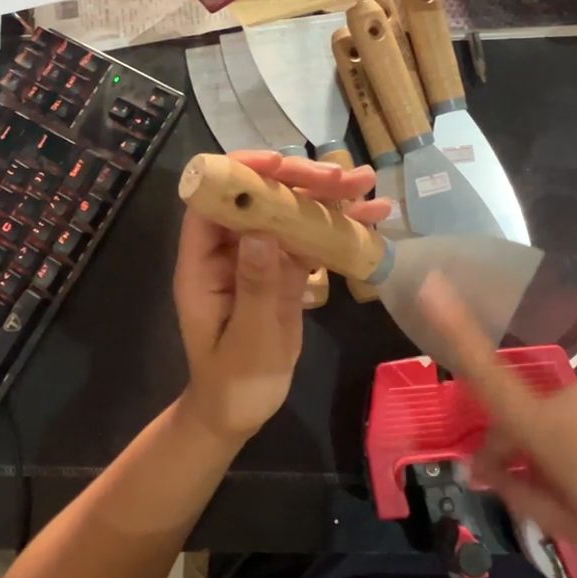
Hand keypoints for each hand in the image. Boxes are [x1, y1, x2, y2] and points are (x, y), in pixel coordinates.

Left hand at [174, 150, 390, 443]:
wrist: (240, 413)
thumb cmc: (233, 382)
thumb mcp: (247, 340)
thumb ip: (255, 286)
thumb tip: (261, 230)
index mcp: (202, 263)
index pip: (212, 201)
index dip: (241, 175)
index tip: (280, 164)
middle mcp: (229, 249)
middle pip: (259, 197)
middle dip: (299, 181)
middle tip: (342, 178)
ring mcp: (259, 256)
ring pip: (289, 211)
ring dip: (327, 195)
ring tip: (367, 183)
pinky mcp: (285, 268)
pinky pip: (310, 237)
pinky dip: (340, 225)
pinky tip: (374, 214)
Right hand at [418, 280, 576, 577]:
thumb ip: (526, 496)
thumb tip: (483, 468)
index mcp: (557, 432)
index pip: (491, 376)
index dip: (455, 329)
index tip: (430, 284)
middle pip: (526, 404)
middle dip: (516, 439)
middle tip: (525, 486)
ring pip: (562, 406)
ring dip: (559, 437)